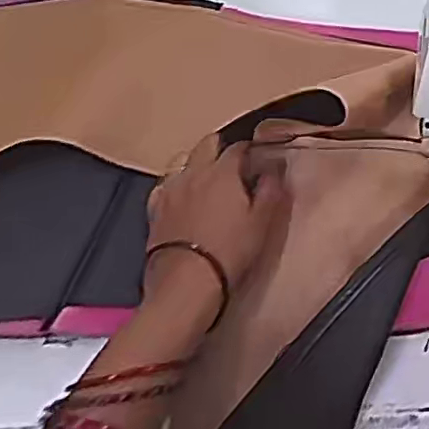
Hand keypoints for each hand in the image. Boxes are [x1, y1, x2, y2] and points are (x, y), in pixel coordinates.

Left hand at [145, 135, 288, 294]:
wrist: (186, 284)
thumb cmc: (230, 250)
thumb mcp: (262, 221)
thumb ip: (271, 189)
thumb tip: (274, 166)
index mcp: (223, 172)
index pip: (238, 147)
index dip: (250, 149)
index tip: (259, 157)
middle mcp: (194, 173)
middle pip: (206, 144)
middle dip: (221, 147)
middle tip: (234, 164)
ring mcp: (170, 190)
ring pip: (182, 161)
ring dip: (196, 162)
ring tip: (207, 179)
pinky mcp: (154, 210)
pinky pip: (165, 185)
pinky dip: (176, 184)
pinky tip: (182, 196)